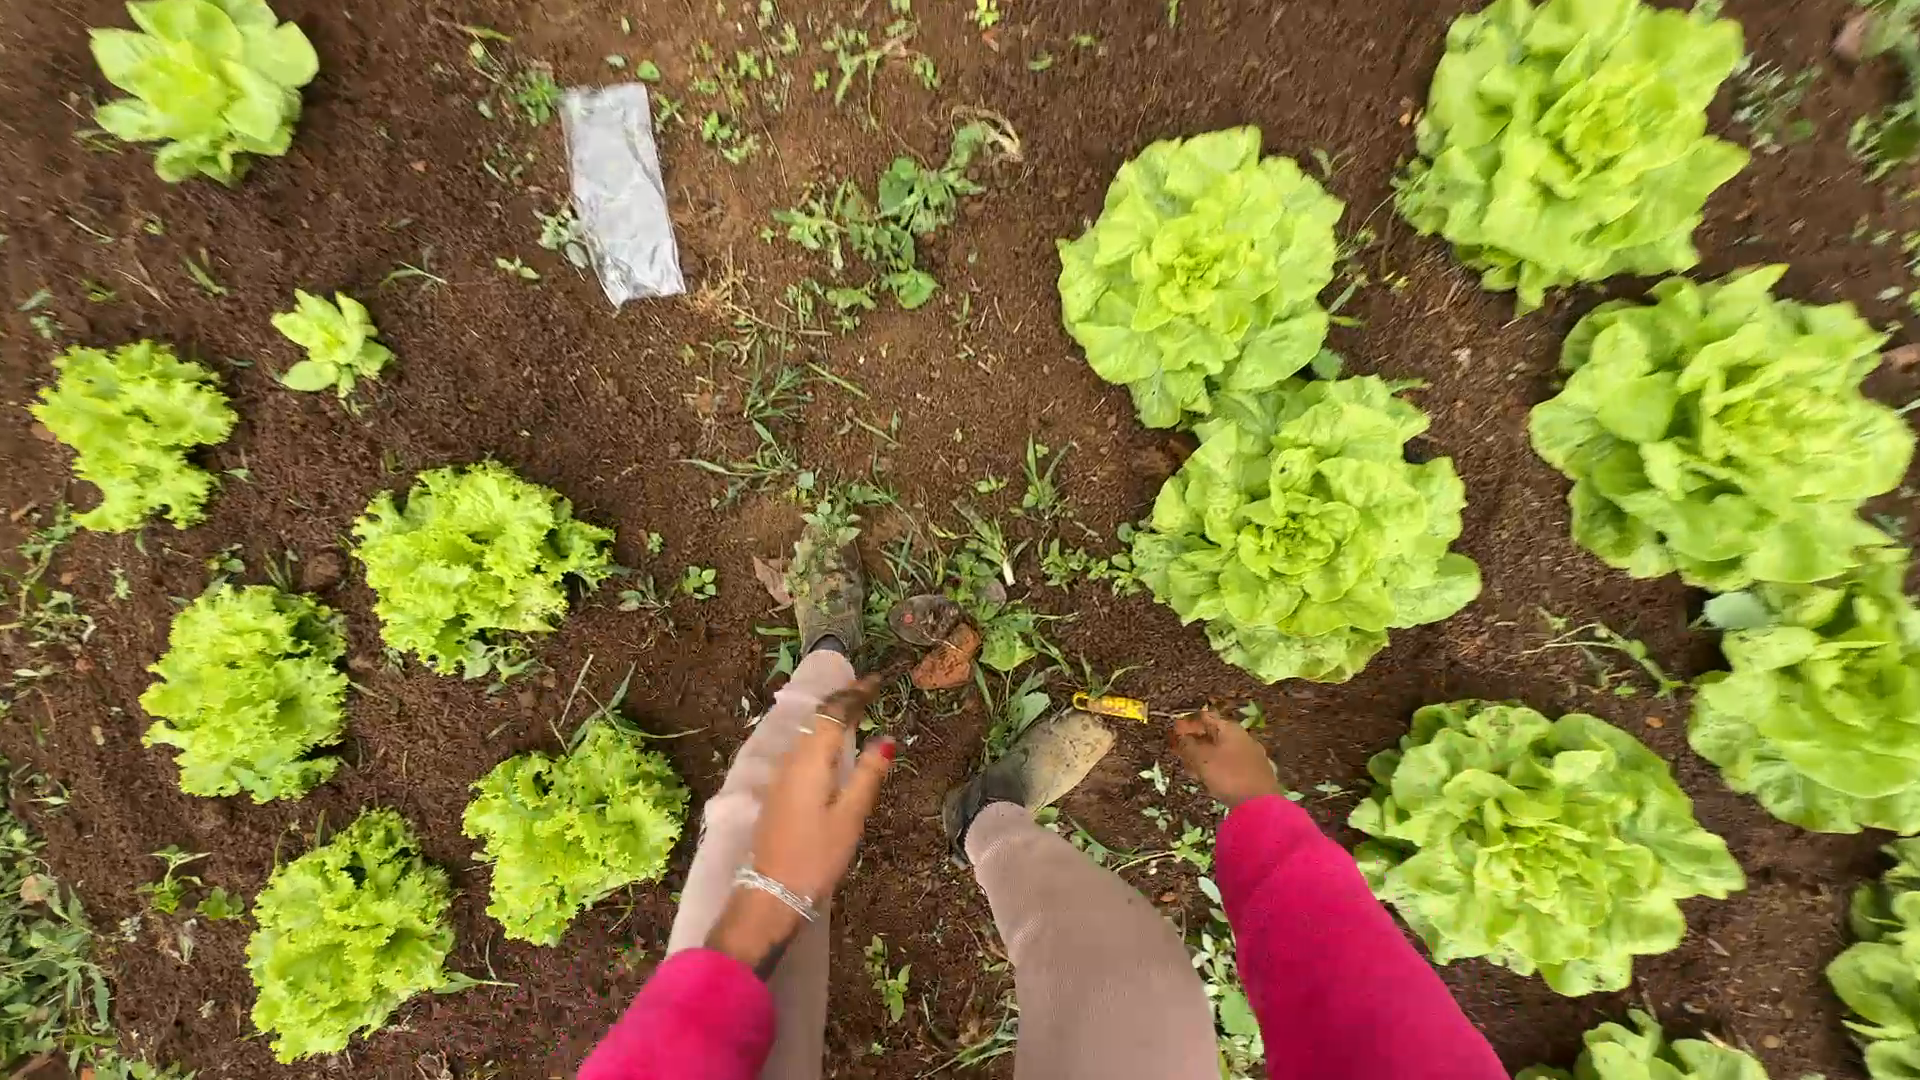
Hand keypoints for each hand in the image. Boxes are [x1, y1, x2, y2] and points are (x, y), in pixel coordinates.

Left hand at [707, 676, 896, 973]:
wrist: (769, 893)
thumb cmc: (816, 855)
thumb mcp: (850, 816)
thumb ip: (868, 774)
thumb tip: (886, 739)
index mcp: (812, 759)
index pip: (834, 712)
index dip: (856, 693)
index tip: (877, 681)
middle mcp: (792, 758)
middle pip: (817, 716)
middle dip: (843, 698)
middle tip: (868, 688)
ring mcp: (782, 773)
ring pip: (808, 730)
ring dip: (831, 714)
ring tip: (855, 706)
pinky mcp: (779, 788)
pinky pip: (803, 746)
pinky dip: (822, 733)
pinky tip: (833, 741)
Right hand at [1170, 706, 1284, 809]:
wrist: (1260, 806)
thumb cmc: (1228, 775)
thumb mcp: (1201, 758)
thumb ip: (1187, 744)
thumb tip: (1180, 735)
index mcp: (1230, 729)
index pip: (1205, 718)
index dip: (1187, 724)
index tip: (1173, 732)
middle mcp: (1243, 738)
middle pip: (1213, 734)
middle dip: (1194, 741)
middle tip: (1178, 750)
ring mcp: (1250, 756)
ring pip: (1221, 751)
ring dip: (1202, 755)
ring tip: (1188, 766)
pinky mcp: (1253, 773)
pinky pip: (1229, 764)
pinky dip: (1214, 766)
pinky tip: (1205, 777)